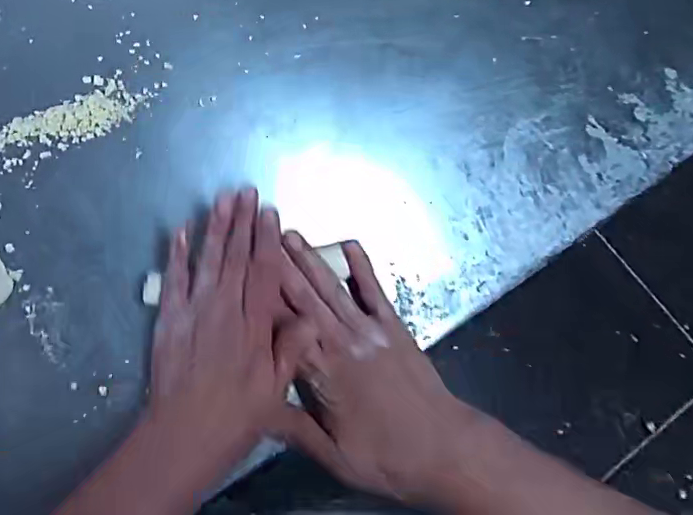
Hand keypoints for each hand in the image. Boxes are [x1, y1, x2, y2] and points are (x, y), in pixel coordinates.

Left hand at [144, 187, 301, 480]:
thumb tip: (309, 316)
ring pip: (209, 258)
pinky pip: (175, 276)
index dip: (267, 239)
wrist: (186, 431)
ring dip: (216, 226)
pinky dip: (178, 251)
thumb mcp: (274, 390)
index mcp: (254, 324)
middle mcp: (225, 307)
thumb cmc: (236, 415)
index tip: (270, 212)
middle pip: (236, 256)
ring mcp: (196, 307)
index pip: (264, 271)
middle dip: (242, 221)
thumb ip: (289, 349)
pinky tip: (183, 228)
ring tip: (222, 198)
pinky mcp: (170, 313)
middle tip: (246, 190)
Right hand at [270, 232, 481, 505]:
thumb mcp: (338, 459)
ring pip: (330, 287)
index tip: (243, 271)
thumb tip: (255, 409)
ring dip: (309, 258)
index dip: (260, 297)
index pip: (282, 325)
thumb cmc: (390, 458)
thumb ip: (295, 430)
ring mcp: (368, 329)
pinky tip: (349, 243)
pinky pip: (373, 290)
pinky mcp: (392, 325)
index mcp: (322, 371)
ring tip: (289, 233)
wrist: (450, 452)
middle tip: (261, 236)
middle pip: (303, 296)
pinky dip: (362, 266)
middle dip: (280, 264)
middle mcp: (341, 341)